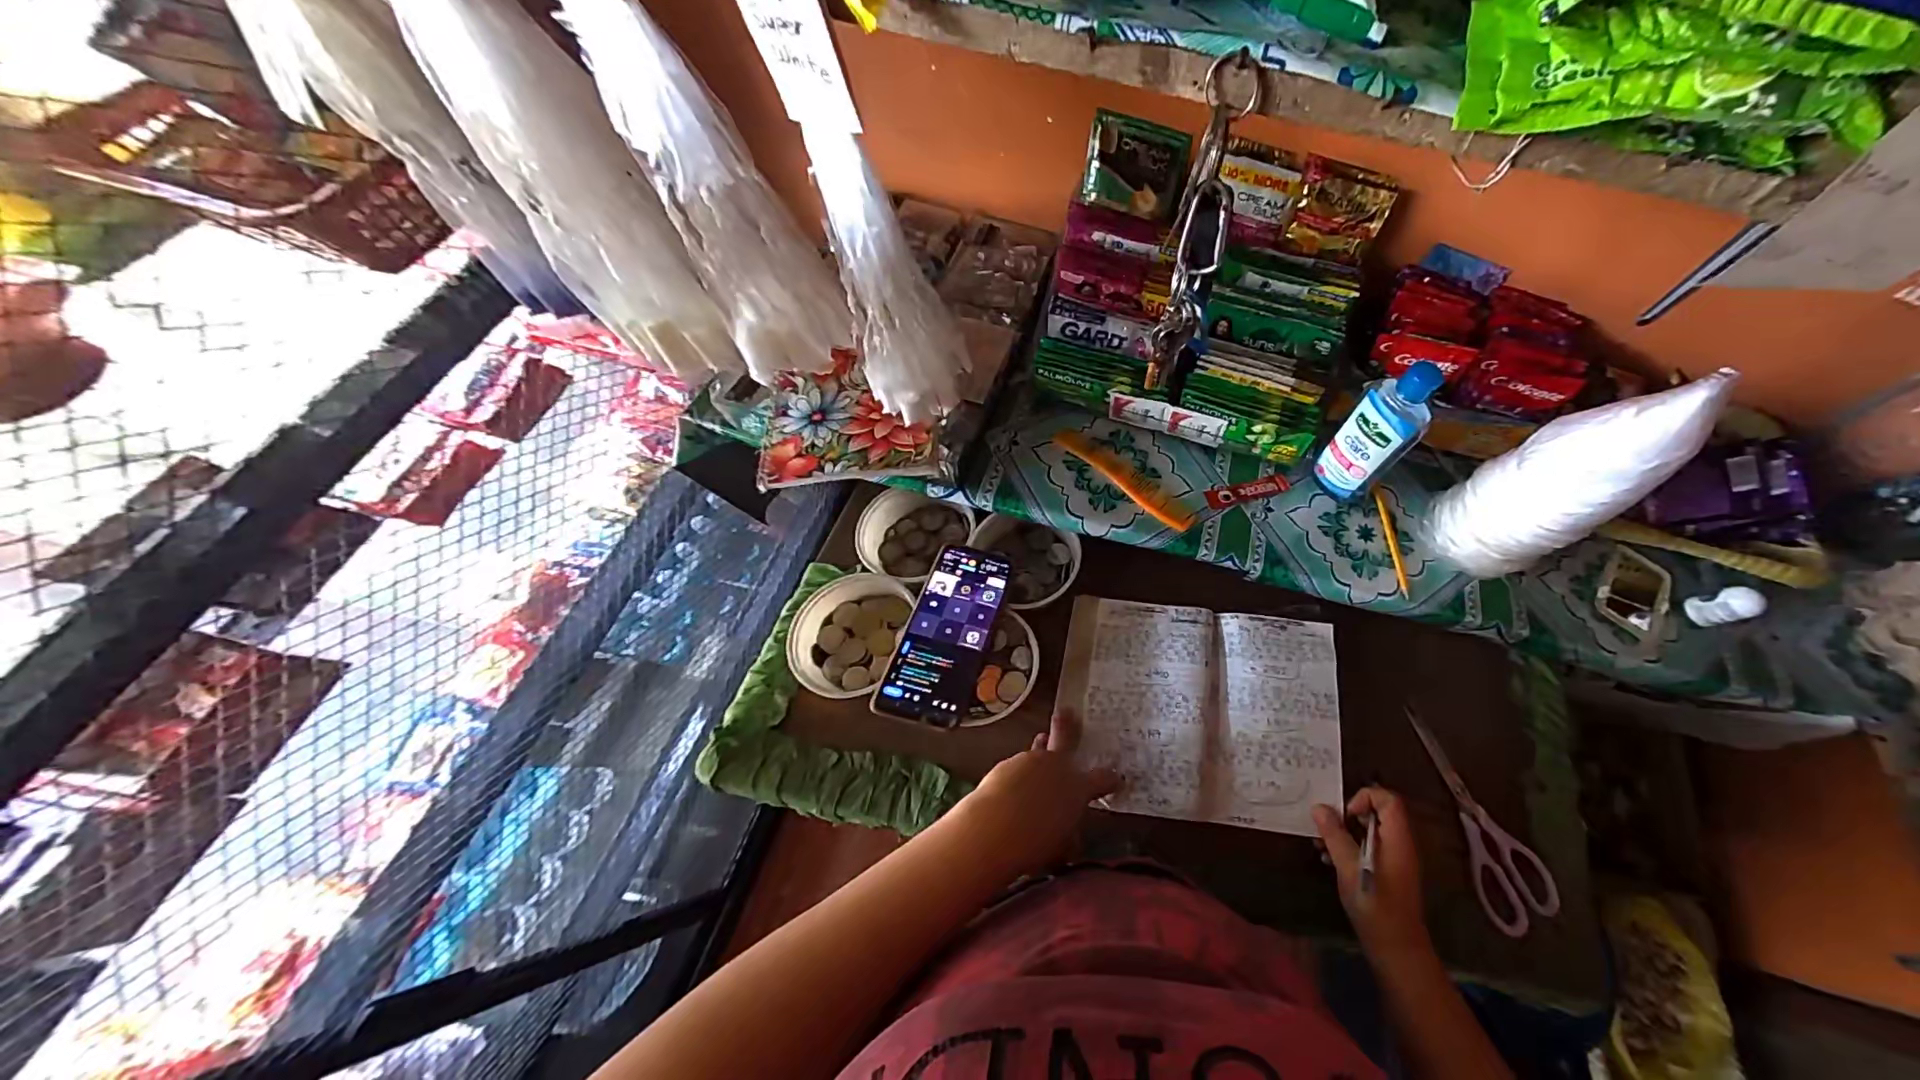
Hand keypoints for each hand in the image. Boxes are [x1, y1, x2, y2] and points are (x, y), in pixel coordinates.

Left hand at [954, 710, 1120, 877]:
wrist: (994, 829)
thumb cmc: (1036, 843)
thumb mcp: (1062, 847)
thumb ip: (1069, 835)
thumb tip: (1069, 836)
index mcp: (1077, 786)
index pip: (1102, 779)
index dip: (1110, 779)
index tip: (1116, 779)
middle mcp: (1055, 766)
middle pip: (1066, 738)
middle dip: (1068, 726)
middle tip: (1067, 712)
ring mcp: (1029, 761)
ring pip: (1038, 750)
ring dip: (1040, 749)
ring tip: (1041, 742)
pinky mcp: (1005, 764)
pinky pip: (1017, 766)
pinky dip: (1018, 773)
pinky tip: (1011, 787)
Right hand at [1313, 786, 1430, 956]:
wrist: (1396, 947)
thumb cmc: (1375, 905)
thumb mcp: (1349, 867)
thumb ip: (1335, 835)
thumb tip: (1320, 808)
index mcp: (1398, 839)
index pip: (1388, 799)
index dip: (1364, 798)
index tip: (1345, 815)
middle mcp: (1400, 844)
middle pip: (1377, 812)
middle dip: (1347, 814)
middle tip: (1326, 827)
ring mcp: (1395, 858)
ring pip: (1369, 829)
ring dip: (1344, 831)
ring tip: (1322, 844)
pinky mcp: (1387, 871)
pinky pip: (1368, 846)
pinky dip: (1349, 846)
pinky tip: (1329, 859)